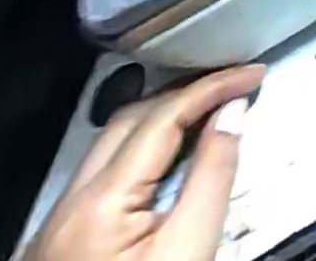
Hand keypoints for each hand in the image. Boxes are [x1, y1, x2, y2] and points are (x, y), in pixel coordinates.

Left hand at [28, 65, 265, 260]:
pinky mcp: (63, 240)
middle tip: (235, 84)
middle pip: (134, 116)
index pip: (165, 115)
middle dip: (188, 91)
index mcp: (101, 202)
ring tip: (213, 106)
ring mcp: (60, 221)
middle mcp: (71, 200)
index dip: (213, 86)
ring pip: (116, 138)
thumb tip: (232, 110)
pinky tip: (174, 150)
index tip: (255, 73)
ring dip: (166, 113)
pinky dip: (147, 143)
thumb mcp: (190, 252)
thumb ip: (213, 174)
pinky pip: (109, 166)